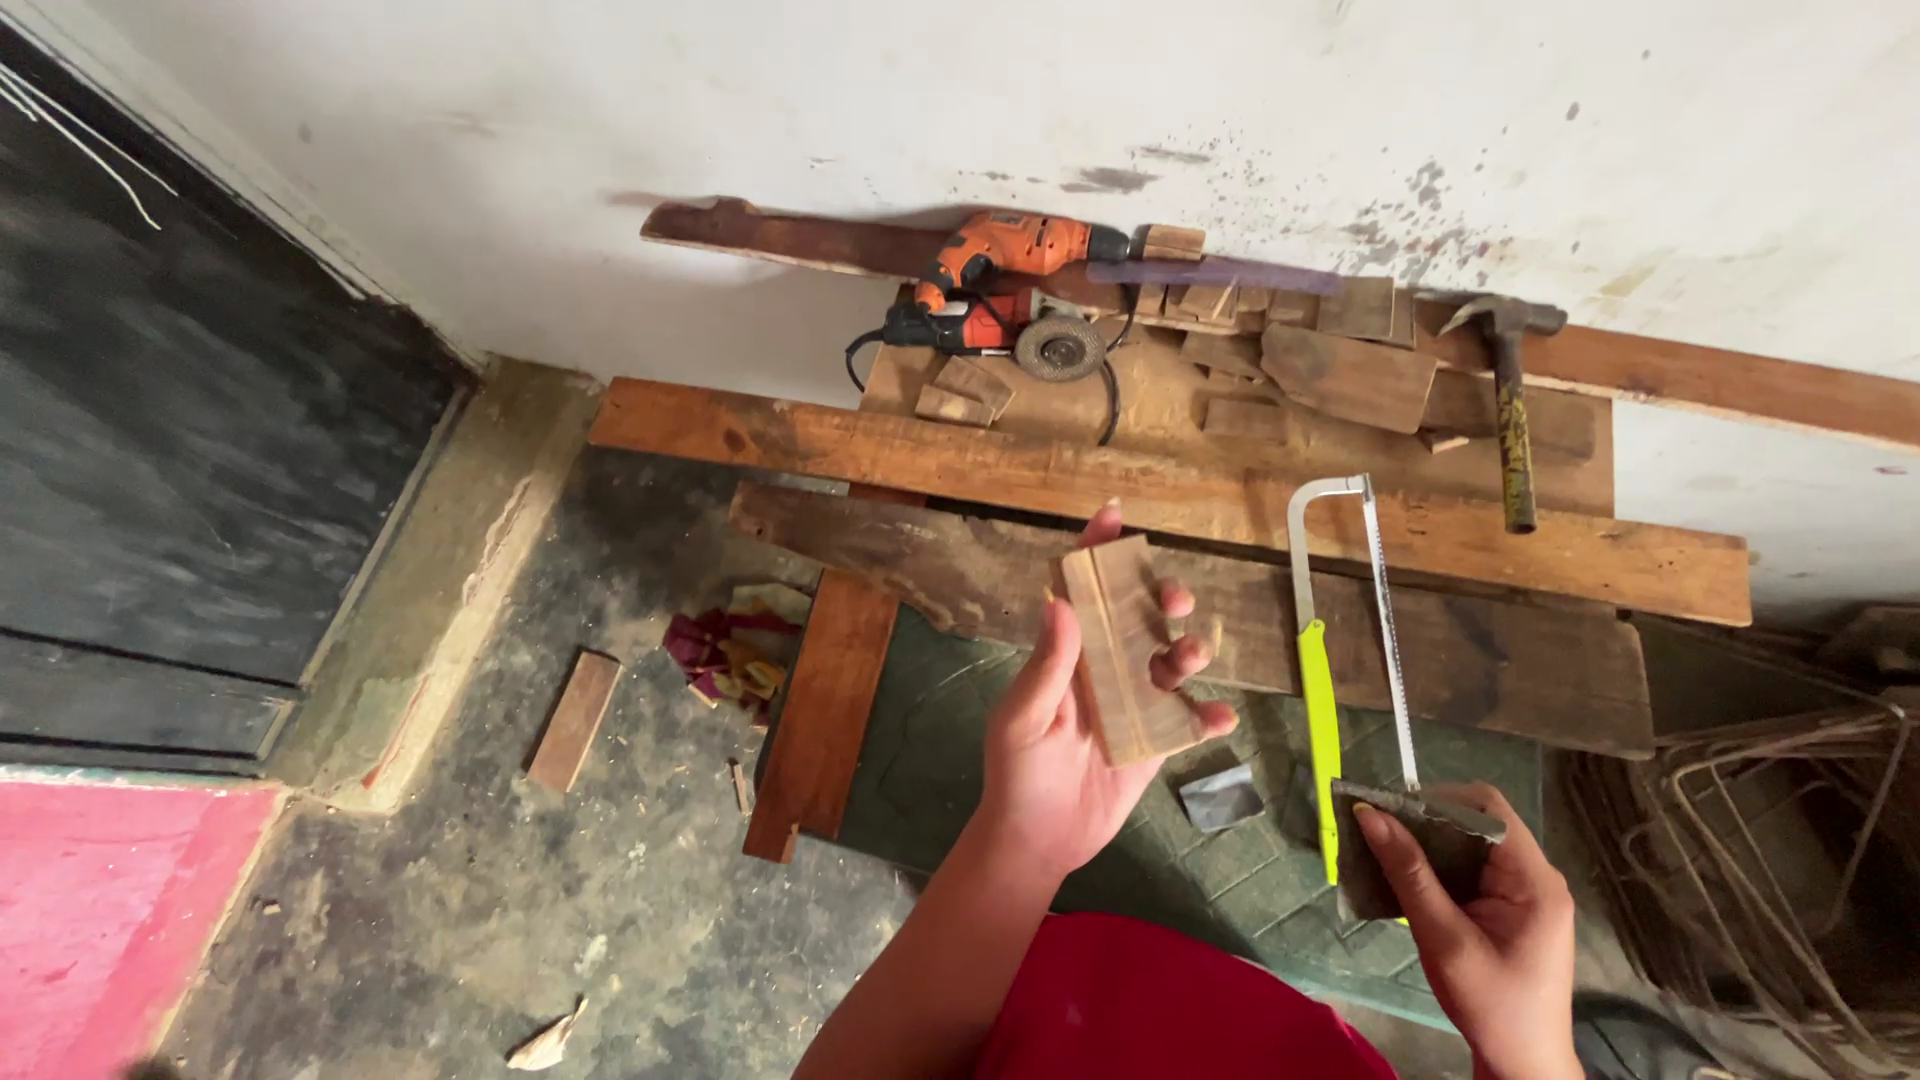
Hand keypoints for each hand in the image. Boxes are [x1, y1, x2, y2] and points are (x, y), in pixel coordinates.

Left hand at [973, 500, 1237, 881]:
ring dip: (1187, 648)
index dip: (1095, 552)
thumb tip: (1061, 601)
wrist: (1040, 841)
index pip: (1080, 592)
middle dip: (1159, 596)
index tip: (1115, 516)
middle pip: (1137, 616)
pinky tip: (1217, 718)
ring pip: (1169, 660)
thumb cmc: (1017, 773)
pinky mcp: (1154, 741)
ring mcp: (1131, 704)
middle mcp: (1101, 670)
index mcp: (1065, 656)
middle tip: (1175, 599)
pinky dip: (1207, 715)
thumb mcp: (1024, 718)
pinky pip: (1188, 719)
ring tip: (1187, 657)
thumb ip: (1047, 666)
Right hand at [1355, 783, 1579, 1079]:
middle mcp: (1533, 877)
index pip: (1488, 808)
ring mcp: (1521, 893)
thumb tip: (1370, 814)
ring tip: (1379, 855)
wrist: (1523, 1066)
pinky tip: (1399, 880)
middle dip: (1420, 822)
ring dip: (1420, 845)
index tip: (1389, 814)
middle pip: (1473, 822)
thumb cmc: (1491, 1004)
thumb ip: (1408, 872)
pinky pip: (1464, 868)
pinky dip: (1429, 867)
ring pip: (1464, 844)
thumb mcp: (1443, 937)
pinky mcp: (1505, 907)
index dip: (1436, 800)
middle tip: (1375, 834)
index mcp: (1534, 880)